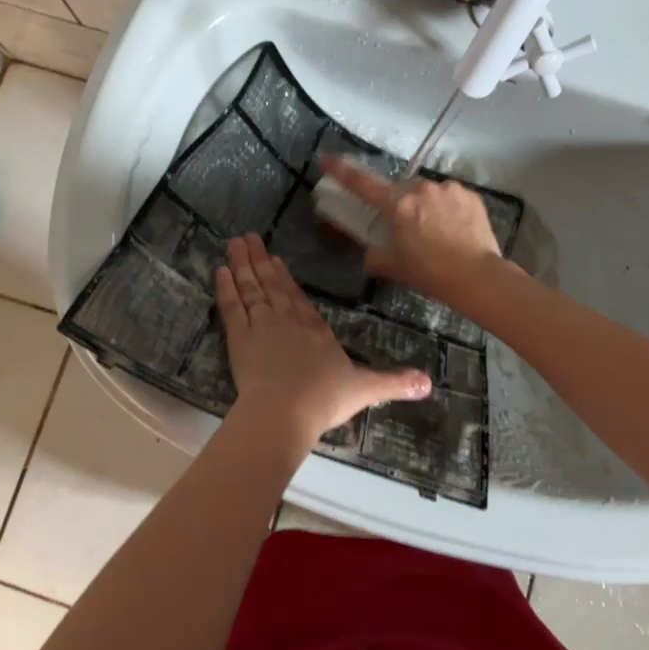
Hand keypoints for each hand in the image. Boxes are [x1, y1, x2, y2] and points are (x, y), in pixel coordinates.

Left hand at [215, 234, 430, 447]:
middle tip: (247, 237)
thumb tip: (429, 383)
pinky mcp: (240, 337)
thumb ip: (394, 383)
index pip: (298, 298)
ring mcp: (262, 326)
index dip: (286, 279)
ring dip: (242, 265)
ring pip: (251, 289)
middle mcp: (288, 321)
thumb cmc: (325, 399)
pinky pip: (232, 307)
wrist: (286, 412)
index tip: (275, 259)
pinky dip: (225, 288)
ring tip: (233, 244)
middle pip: (272, 285)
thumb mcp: (365, 390)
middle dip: (259, 261)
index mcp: (316, 330)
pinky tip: (219, 271)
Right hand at [321, 155, 502, 301]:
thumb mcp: (393, 266)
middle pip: (400, 190)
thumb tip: (370, 252)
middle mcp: (422, 189)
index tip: (326, 159)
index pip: (363, 183)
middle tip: (405, 228)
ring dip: (425, 206)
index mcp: (398, 205)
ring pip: (427, 192)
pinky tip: (454, 230)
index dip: (342, 170)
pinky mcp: (470, 196)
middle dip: (398, 203)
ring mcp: (448, 190)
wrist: (478, 277)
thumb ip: (374, 255)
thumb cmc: (431, 273)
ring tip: (435, 232)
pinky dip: (447, 209)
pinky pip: (450, 198)